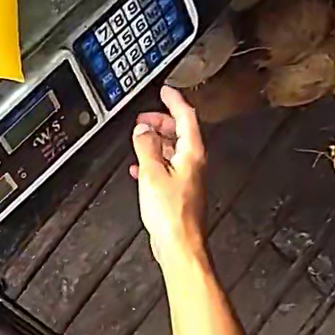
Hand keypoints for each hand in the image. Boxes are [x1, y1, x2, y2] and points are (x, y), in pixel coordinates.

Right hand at [131, 85, 207, 268]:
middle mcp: (194, 162)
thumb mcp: (152, 172)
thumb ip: (146, 146)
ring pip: (173, 149)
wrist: (179, 243)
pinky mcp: (181, 190)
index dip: (174, 101)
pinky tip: (141, 167)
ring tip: (140, 138)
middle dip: (162, 121)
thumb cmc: (171, 213)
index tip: (164, 91)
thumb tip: (143, 129)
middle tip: (145, 117)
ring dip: (156, 140)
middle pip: (180, 132)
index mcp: (192, 153)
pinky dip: (154, 160)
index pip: (186, 116)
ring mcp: (188, 177)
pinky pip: (168, 166)